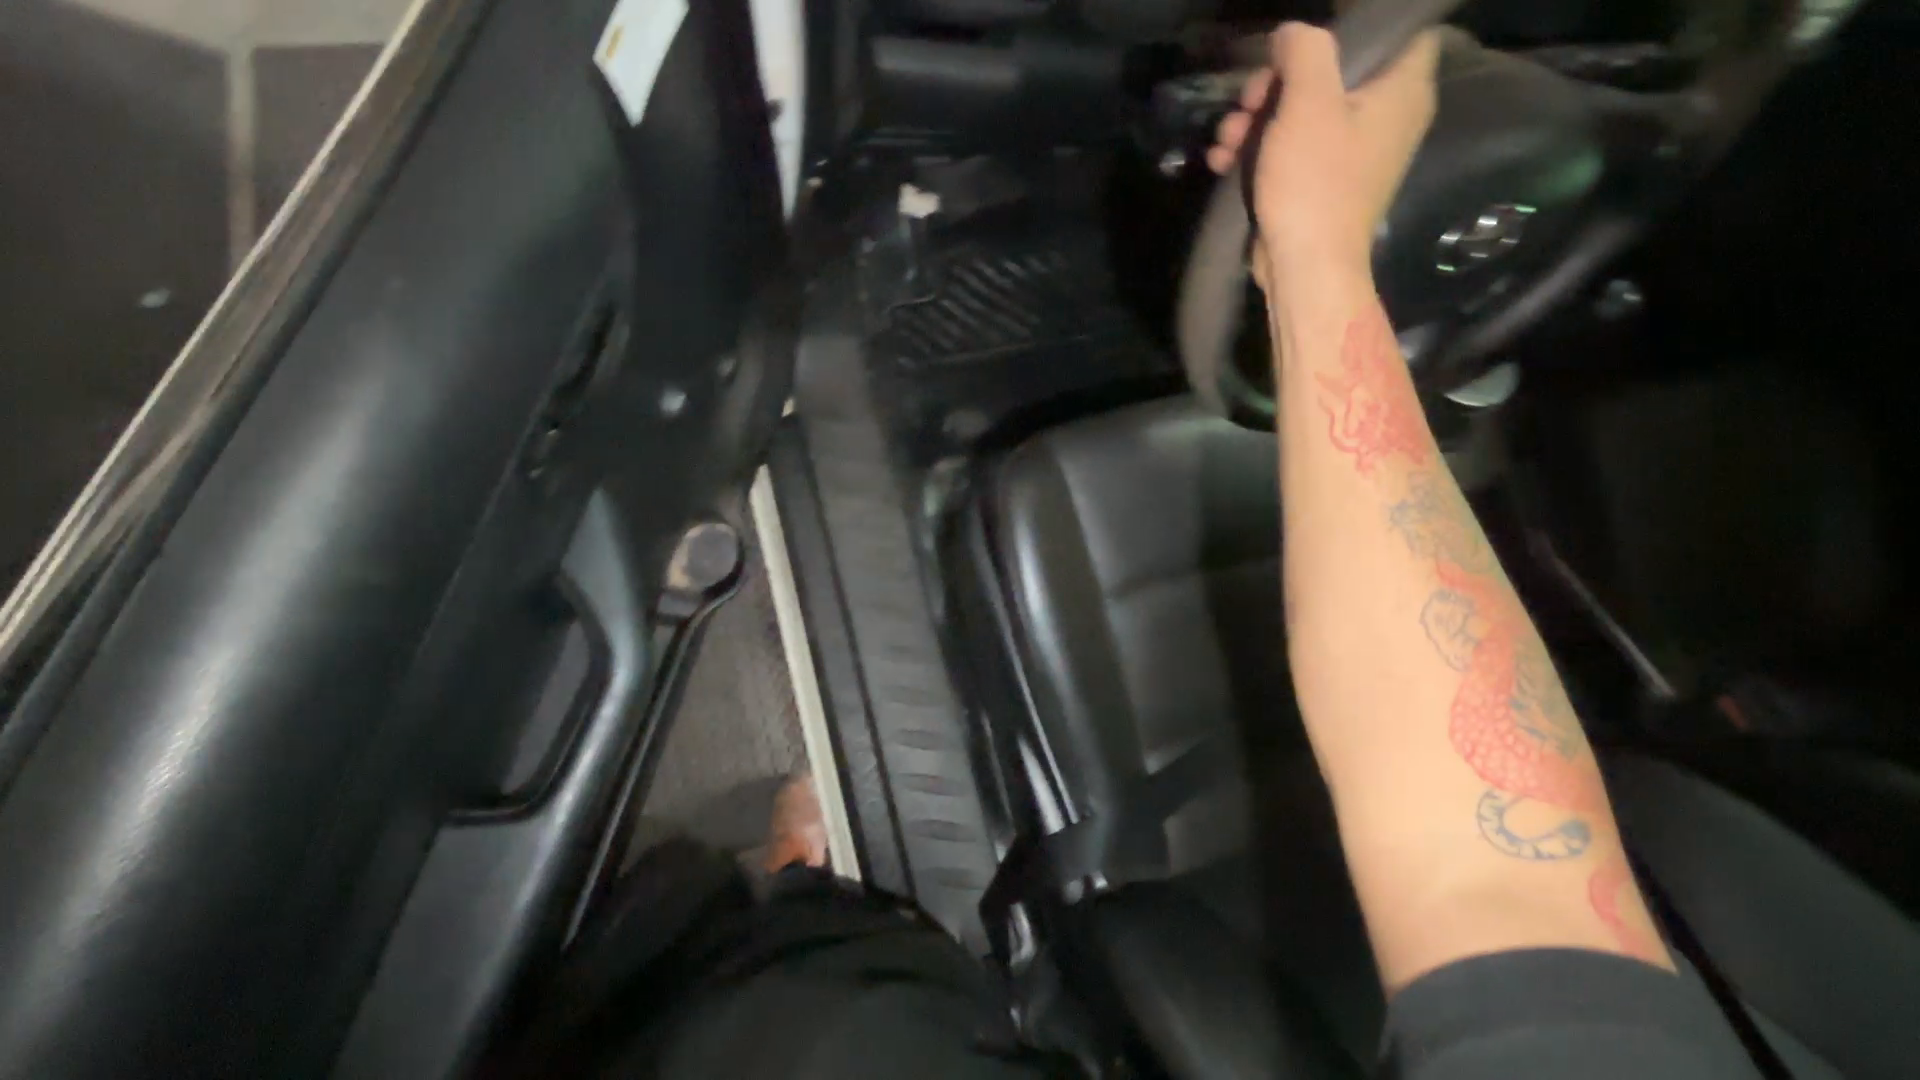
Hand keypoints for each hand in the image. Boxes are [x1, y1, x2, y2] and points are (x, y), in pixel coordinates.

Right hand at [1208, 23, 1439, 287]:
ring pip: (1304, 113)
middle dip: (1279, 82)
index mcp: (1402, 90)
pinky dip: (1260, 151)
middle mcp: (1387, 118)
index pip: (1400, 31)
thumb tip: (1292, 34)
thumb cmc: (1315, 183)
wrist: (1305, 268)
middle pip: (1334, 72)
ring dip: (1257, 120)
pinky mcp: (1323, 185)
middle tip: (1249, 98)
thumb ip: (1305, 52)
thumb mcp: (1308, 103)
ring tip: (1227, 138)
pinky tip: (1223, 160)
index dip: (1355, 27)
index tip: (1305, 43)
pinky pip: (1293, 150)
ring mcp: (1354, 155)